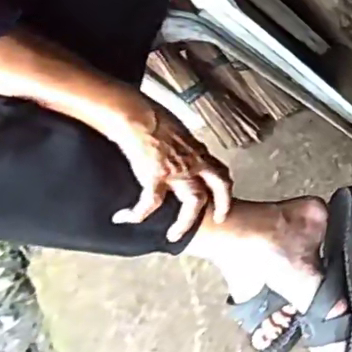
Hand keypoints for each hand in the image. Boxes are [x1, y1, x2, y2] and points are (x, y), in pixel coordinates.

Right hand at [100, 98, 232, 241]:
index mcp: (200, 153)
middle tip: (218, 220)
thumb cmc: (155, 119)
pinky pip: (152, 202)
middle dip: (223, 205)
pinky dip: (139, 214)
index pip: (222, 172)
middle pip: (220, 186)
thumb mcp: (179, 134)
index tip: (224, 200)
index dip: (225, 188)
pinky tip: (125, 218)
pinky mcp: (155, 175)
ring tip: (173, 236)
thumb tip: (180, 154)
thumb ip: (184, 148)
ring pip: (194, 201)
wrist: (138, 115)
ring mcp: (178, 170)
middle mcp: (195, 162)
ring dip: (185, 221)